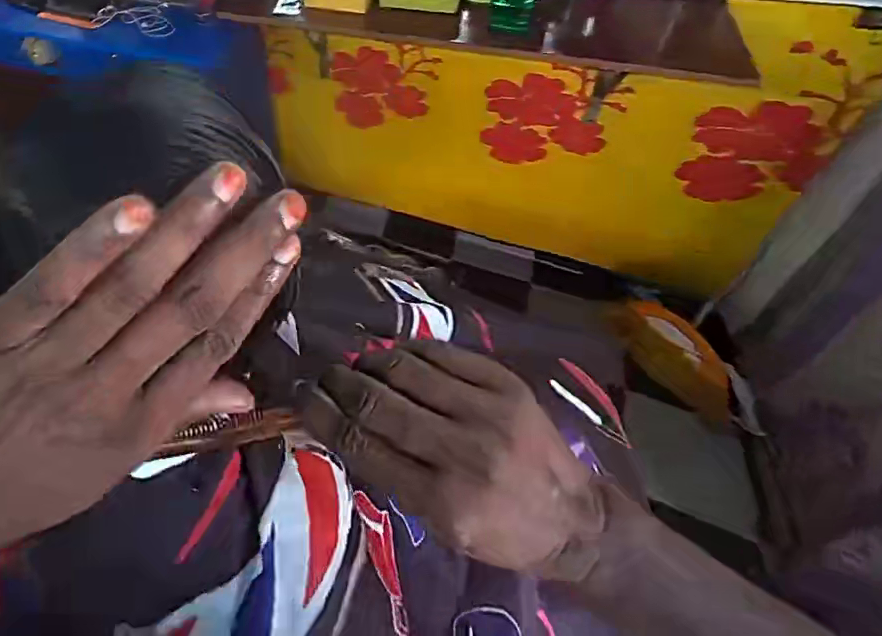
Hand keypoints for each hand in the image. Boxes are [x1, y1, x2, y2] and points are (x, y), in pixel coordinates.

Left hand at [0, 163, 306, 582]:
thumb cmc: (22, 481)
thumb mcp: (106, 468)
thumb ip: (176, 416)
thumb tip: (246, 387)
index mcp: (138, 427)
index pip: (211, 346)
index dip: (256, 291)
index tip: (287, 244)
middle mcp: (107, 390)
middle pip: (187, 309)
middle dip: (242, 250)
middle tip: (283, 200)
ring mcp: (53, 357)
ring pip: (132, 287)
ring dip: (186, 229)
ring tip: (226, 181)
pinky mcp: (3, 329)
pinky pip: (57, 281)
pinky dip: (97, 243)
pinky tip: (136, 206)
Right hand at [300, 341, 605, 578]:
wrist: (577, 520)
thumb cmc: (501, 532)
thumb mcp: (441, 525)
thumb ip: (391, 475)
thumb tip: (339, 423)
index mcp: (444, 500)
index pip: (363, 446)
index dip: (324, 416)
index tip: (303, 398)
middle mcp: (464, 452)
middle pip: (378, 403)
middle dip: (339, 383)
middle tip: (323, 376)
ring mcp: (487, 411)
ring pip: (403, 368)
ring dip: (368, 362)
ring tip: (356, 364)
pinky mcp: (504, 382)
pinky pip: (438, 352)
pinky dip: (406, 350)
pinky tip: (393, 355)